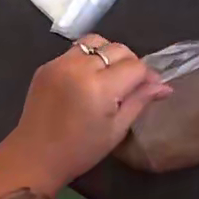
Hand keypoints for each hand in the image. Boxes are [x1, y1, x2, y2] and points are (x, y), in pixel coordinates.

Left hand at [0, 34, 170, 186]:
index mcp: (99, 87)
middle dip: (130, 64)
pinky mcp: (46, 65)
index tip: (151, 89)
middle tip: (130, 85)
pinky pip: (75, 51)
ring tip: (109, 76)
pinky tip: (87, 79)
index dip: (147, 77)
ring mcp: (60, 63)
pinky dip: (87, 58)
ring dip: (108, 55)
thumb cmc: (80, 151)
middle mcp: (79, 67)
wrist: (34, 156)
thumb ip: (140, 101)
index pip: (135, 67)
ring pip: (96, 41)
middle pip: (118, 49)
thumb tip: (164, 86)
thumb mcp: (116, 129)